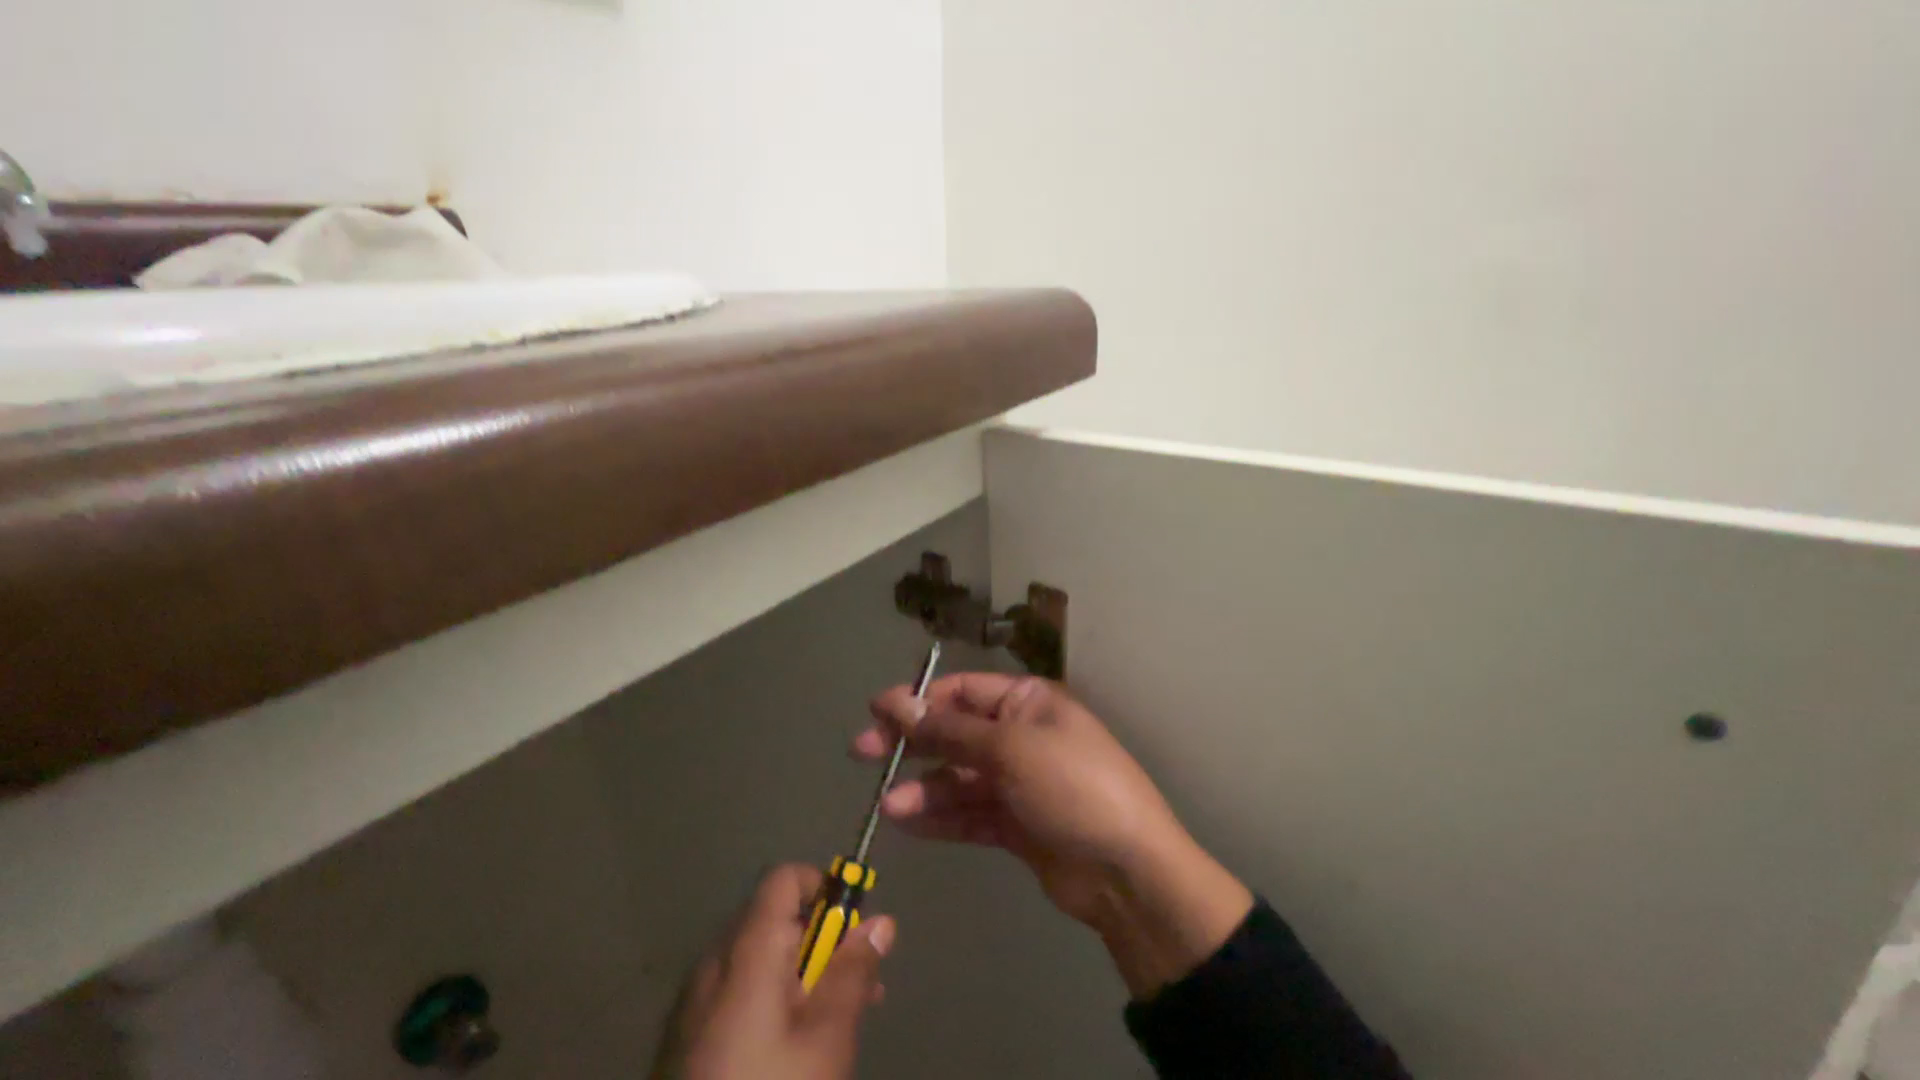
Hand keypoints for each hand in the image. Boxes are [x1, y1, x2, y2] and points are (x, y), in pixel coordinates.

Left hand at [650, 865, 892, 1079]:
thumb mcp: (827, 1038)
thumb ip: (853, 973)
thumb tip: (880, 920)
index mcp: (747, 950)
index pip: (784, 879)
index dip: (826, 888)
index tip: (855, 928)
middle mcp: (714, 960)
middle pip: (773, 918)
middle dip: (822, 940)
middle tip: (860, 984)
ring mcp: (694, 998)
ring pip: (756, 958)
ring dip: (800, 972)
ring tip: (835, 1021)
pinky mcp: (686, 1033)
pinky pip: (734, 989)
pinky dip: (770, 997)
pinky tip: (790, 1046)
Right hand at [857, 674, 1251, 997]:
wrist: (1127, 870)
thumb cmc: (1073, 788)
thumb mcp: (1010, 749)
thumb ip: (948, 730)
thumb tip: (893, 702)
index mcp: (1029, 703)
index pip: (964, 691)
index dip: (919, 699)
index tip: (875, 713)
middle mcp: (1021, 737)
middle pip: (955, 733)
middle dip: (912, 743)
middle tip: (863, 755)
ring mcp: (1019, 783)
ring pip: (958, 777)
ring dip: (924, 788)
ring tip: (891, 806)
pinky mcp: (1015, 825)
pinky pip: (969, 814)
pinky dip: (940, 817)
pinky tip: (909, 823)